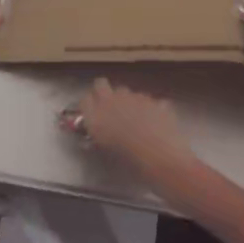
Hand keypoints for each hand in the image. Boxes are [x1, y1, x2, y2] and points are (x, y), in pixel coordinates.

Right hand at [79, 79, 196, 177]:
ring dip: (127, 100)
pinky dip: (148, 107)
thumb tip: (97, 130)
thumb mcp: (105, 149)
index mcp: (96, 114)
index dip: (88, 105)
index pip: (84, 100)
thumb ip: (98, 134)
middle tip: (109, 107)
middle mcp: (112, 100)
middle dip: (103, 92)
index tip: (91, 112)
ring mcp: (135, 97)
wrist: (158, 154)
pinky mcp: (154, 99)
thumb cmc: (127, 158)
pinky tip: (153, 120)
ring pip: (126, 91)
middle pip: (101, 84)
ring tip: (134, 118)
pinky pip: (147, 100)